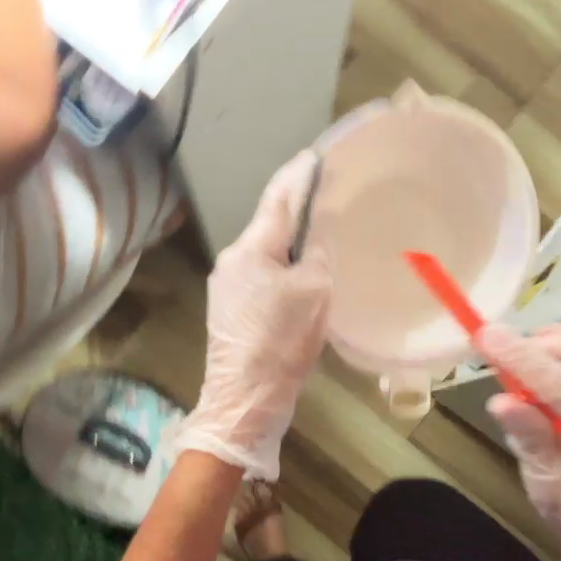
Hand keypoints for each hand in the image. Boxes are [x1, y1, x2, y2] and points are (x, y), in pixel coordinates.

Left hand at [172, 152, 330, 479]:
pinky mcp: (232, 314)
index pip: (278, 196)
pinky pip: (262, 278)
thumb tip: (315, 236)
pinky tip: (303, 277)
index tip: (319, 156)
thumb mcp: (313, 292)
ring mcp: (227, 288)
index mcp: (250, 248)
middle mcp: (232, 260)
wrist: (244, 403)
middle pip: (270, 225)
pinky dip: (284, 270)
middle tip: (332, 199)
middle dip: (299, 210)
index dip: (300, 174)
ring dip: (292, 244)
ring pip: (266, 254)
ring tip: (323, 236)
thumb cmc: (279, 343)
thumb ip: (316, 253)